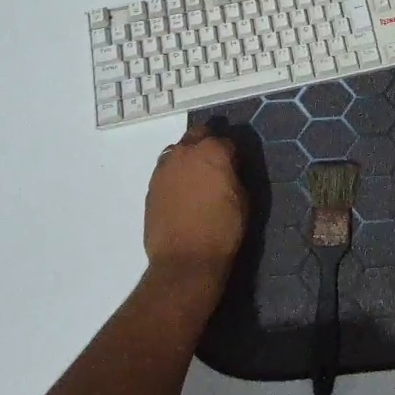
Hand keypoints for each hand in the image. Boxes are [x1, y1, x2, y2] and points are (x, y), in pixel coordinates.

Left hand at [143, 123, 247, 281]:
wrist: (185, 260)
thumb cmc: (222, 229)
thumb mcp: (243, 199)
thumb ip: (234, 174)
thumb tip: (228, 169)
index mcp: (213, 151)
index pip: (226, 140)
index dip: (233, 152)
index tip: (236, 165)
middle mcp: (185, 151)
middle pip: (197, 135)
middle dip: (207, 143)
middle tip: (216, 162)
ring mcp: (164, 168)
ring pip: (177, 150)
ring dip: (188, 156)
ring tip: (195, 176)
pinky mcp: (151, 186)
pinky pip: (165, 170)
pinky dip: (175, 174)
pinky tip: (181, 191)